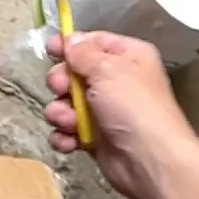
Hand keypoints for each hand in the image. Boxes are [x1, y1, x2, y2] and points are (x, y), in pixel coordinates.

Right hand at [44, 31, 198, 198]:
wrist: (148, 159)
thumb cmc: (132, 107)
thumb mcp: (108, 69)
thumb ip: (83, 53)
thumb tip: (71, 39)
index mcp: (127, 57)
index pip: (93, 42)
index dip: (71, 45)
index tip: (50, 49)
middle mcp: (115, 81)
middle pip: (74, 74)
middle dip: (62, 84)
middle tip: (61, 90)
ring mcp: (103, 111)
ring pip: (66, 104)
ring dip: (61, 113)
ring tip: (70, 123)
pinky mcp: (94, 138)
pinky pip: (68, 131)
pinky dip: (64, 136)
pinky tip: (70, 142)